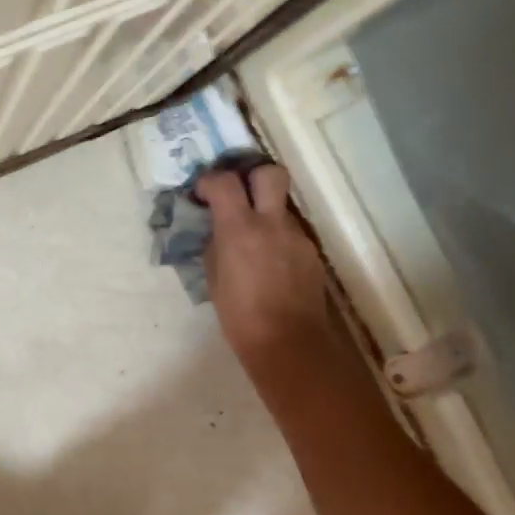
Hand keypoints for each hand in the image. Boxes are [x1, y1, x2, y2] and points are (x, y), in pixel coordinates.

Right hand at [199, 164, 331, 368]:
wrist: (287, 342)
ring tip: (253, 241)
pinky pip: (291, 233)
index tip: (203, 193)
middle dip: (252, 175)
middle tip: (240, 194)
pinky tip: (270, 265)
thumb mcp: (213, 277)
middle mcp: (272, 223)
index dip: (210, 181)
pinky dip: (278, 239)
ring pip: (282, 206)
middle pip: (270, 172)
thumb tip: (218, 231)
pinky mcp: (311, 252)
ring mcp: (297, 236)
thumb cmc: (239, 315)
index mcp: (240, 229)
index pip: (224, 182)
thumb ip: (216, 245)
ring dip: (266, 212)